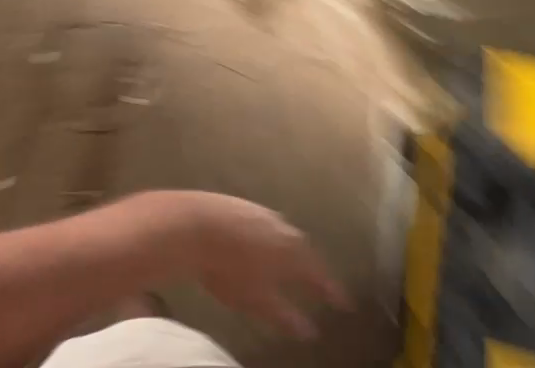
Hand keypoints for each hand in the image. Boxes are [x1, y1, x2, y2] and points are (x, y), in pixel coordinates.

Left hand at [166, 192, 350, 338]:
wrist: (190, 224)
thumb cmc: (226, 268)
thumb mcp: (257, 300)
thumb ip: (285, 316)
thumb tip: (309, 331)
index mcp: (292, 251)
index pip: (320, 274)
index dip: (332, 291)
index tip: (344, 304)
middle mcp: (282, 227)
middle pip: (303, 249)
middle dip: (311, 266)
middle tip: (316, 281)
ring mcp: (260, 211)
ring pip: (282, 232)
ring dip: (288, 248)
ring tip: (289, 261)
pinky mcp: (238, 202)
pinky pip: (262, 222)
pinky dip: (267, 235)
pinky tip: (258, 241)